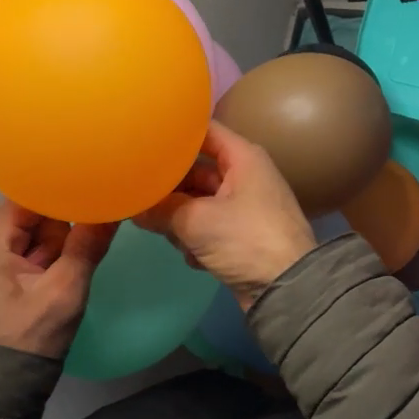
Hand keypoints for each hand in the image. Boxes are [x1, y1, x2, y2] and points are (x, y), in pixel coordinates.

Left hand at [0, 201, 116, 358]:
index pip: (34, 198)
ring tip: (48, 284)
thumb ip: (88, 244)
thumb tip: (113, 206)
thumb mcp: (64, 292)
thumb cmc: (21, 339)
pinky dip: (28, 264)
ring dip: (44, 253)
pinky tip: (37, 287)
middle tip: (62, 269)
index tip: (91, 219)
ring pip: (21, 235)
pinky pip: (8, 252)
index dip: (66, 206)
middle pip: (28, 216)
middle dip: (54, 237)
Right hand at [135, 121, 317, 309]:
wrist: (287, 287)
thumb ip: (161, 209)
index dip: (173, 135)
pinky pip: (206, 227)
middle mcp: (244, 175)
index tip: (141, 142)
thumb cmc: (246, 239)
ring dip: (182, 222)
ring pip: (197, 202)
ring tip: (174, 236)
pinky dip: (197, 241)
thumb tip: (131, 208)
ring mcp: (243, 205)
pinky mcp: (240, 234)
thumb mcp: (196, 221)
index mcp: (243, 157)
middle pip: (195, 171)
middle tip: (139, 200)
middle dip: (170, 189)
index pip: (204, 131)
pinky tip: (197, 258)